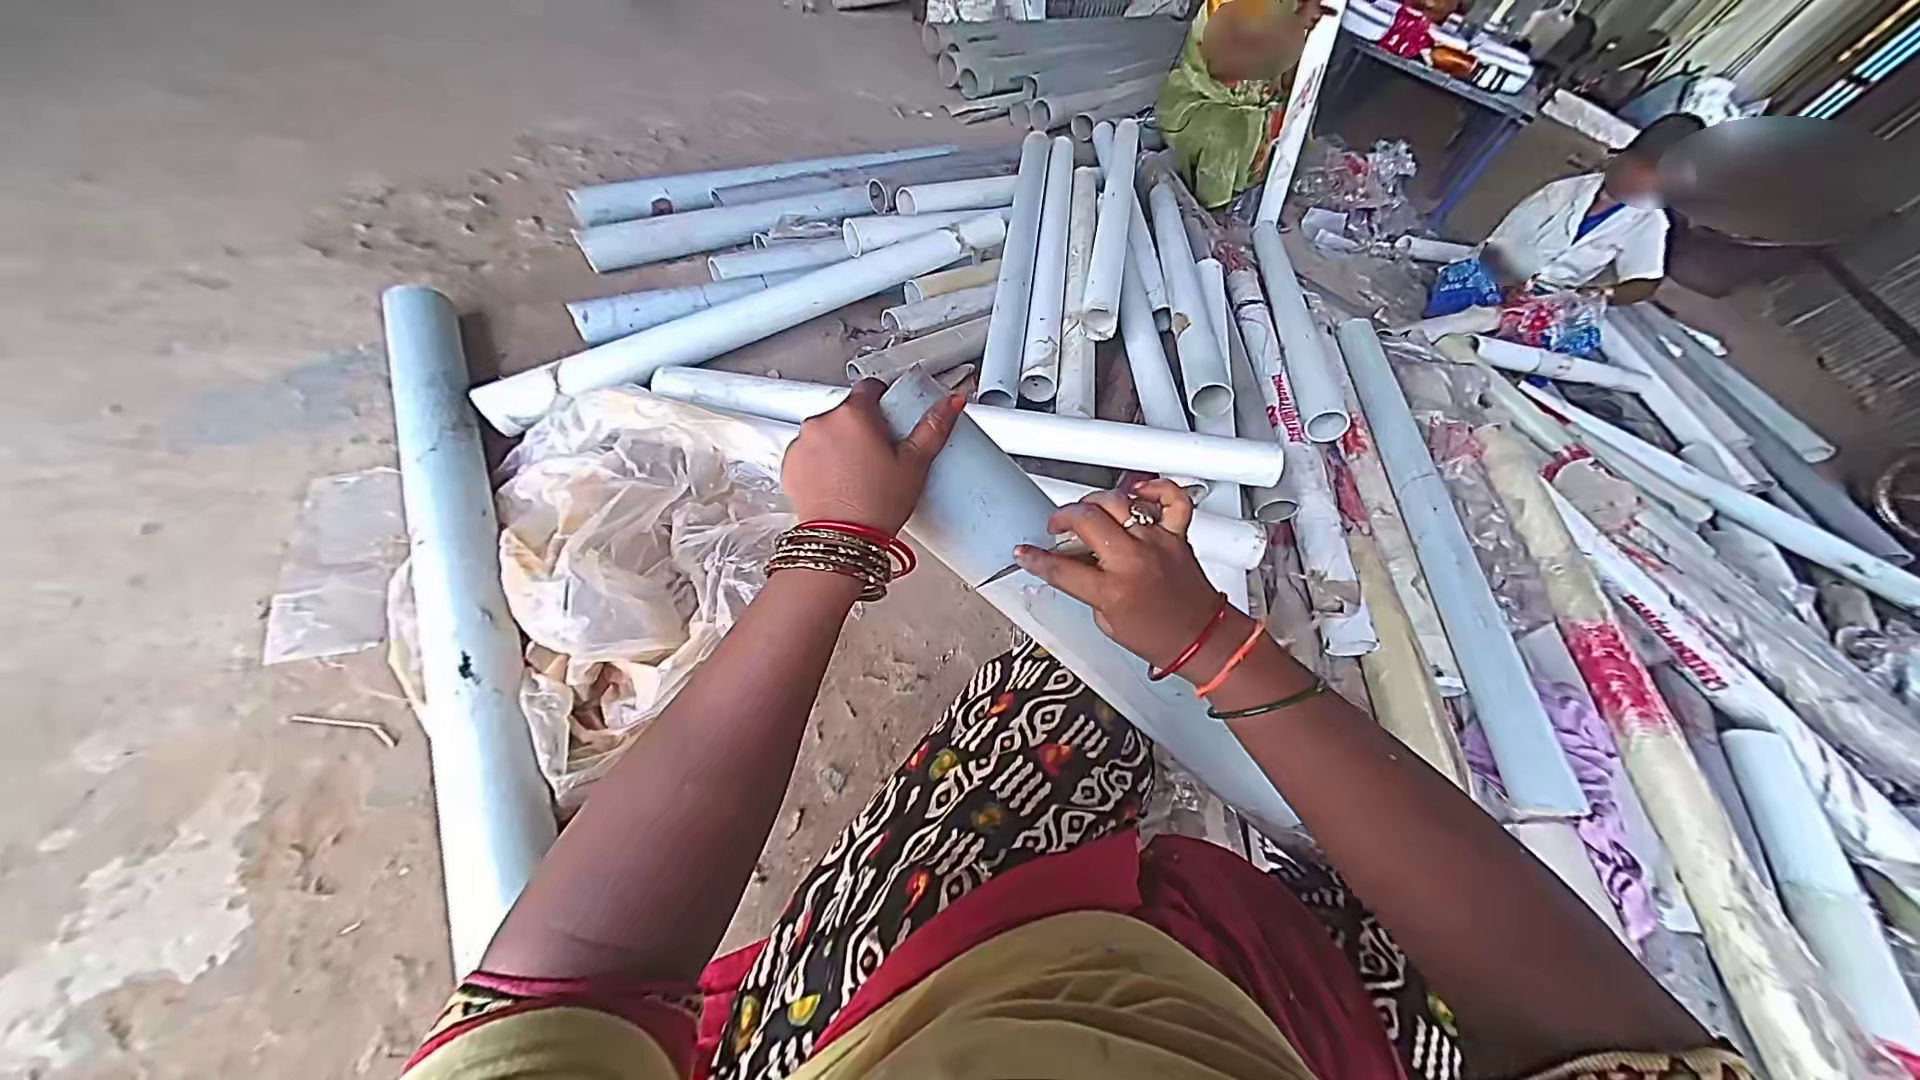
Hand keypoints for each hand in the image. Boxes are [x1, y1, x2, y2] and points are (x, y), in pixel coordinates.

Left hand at [780, 379, 963, 533]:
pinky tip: (838, 482)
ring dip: (838, 445)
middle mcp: (823, 422)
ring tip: (857, 474)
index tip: (887, 419)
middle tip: (877, 458)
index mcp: (855, 415)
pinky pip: (807, 453)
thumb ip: (934, 427)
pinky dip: (819, 462)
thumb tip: (950, 403)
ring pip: (825, 432)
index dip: (883, 402)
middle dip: (861, 429)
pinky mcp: (790, 464)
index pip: (870, 388)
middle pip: (847, 412)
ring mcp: (803, 443)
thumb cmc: (876, 505)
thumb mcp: (915, 464)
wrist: (843, 539)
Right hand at [1012, 479, 1227, 668]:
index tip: (1025, 552)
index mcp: (1112, 590)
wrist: (1202, 639)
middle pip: (1085, 519)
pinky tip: (1137, 492)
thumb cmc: (1159, 636)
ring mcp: (1156, 542)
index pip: (1060, 568)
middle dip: (1062, 517)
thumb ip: (1086, 587)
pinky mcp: (1176, 535)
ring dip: (1094, 503)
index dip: (1034, 558)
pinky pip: (1171, 499)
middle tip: (1058, 526)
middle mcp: (1133, 560)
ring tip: (1089, 513)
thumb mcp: (1106, 621)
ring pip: (1118, 501)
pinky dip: (1155, 489)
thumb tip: (1073, 562)